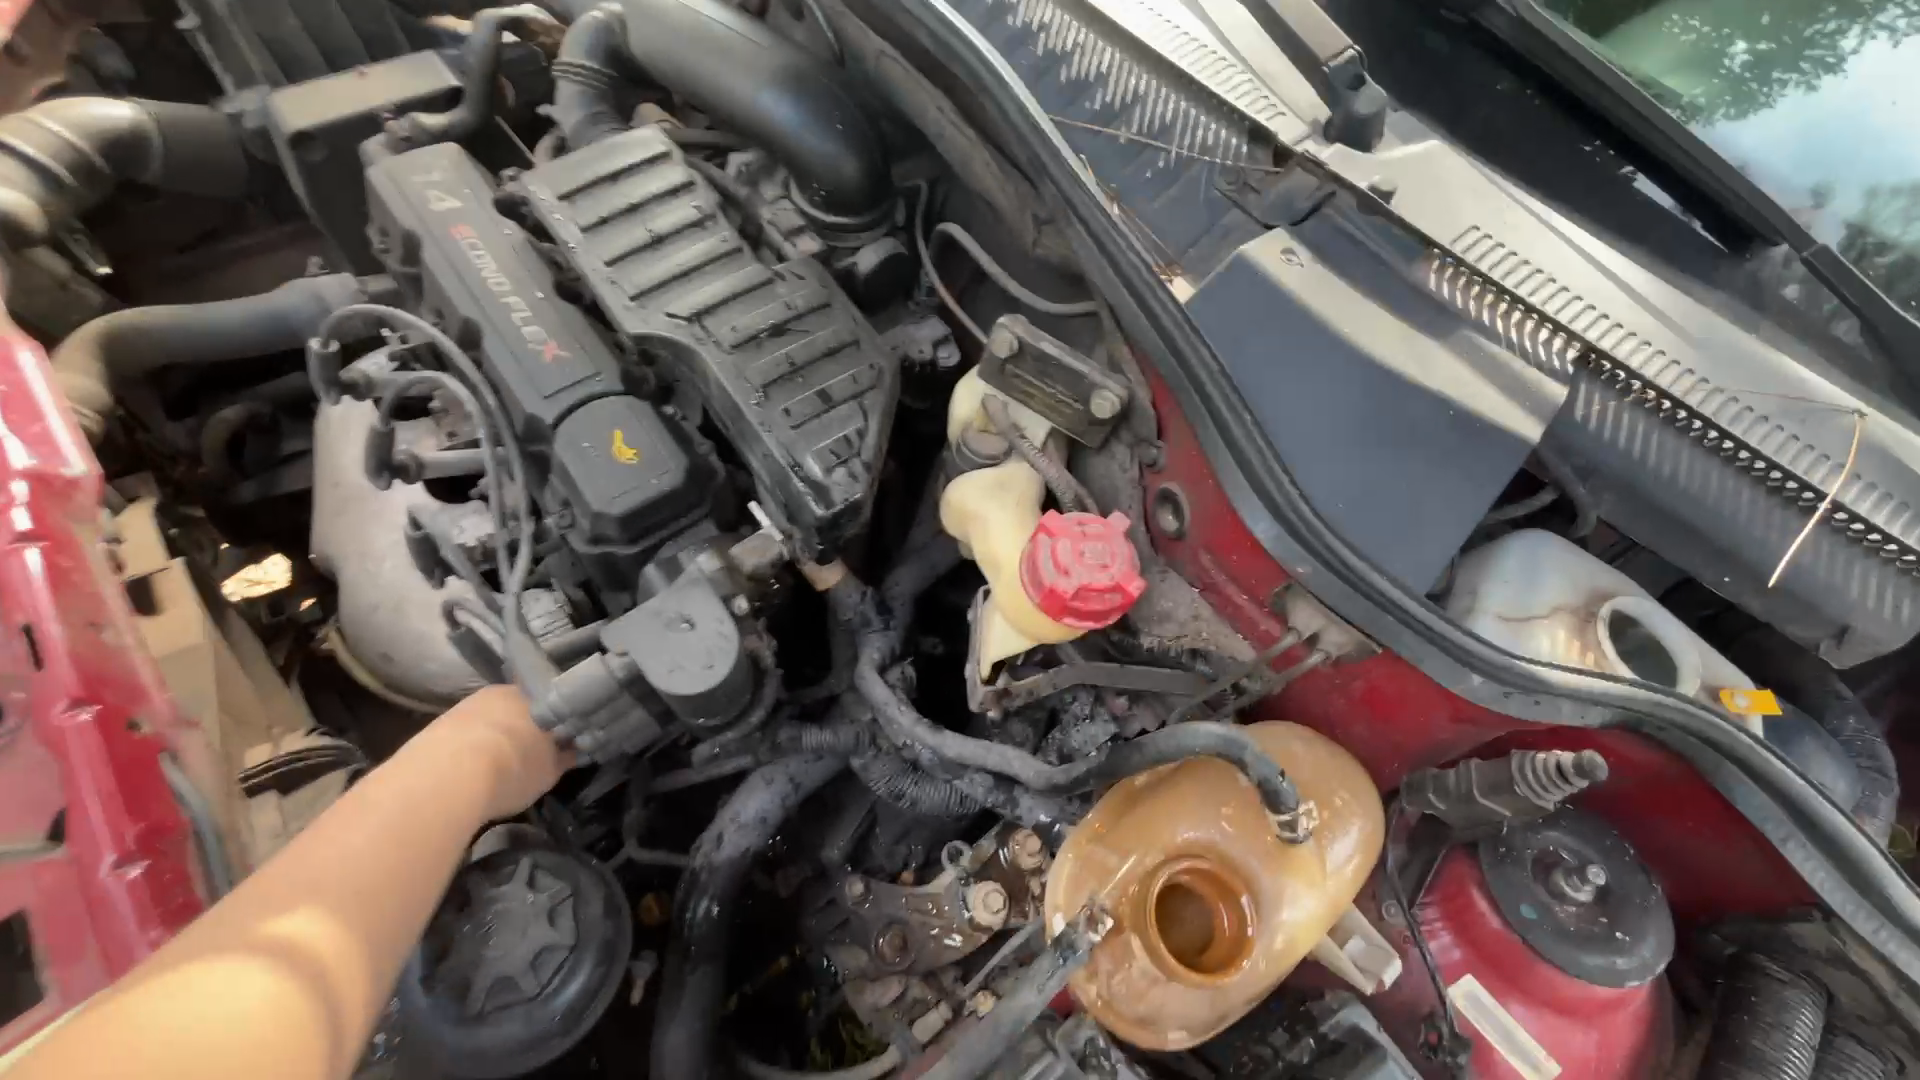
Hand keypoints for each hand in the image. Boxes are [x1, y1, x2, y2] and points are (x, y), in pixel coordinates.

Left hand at [424, 685, 573, 819]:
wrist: (445, 778)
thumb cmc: (512, 769)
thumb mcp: (548, 772)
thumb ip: (563, 758)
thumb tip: (575, 751)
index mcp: (539, 696)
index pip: (557, 706)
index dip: (561, 724)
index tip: (564, 741)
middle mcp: (505, 691)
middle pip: (522, 708)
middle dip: (528, 726)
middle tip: (532, 751)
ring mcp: (470, 704)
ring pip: (492, 718)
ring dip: (498, 734)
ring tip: (500, 761)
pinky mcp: (440, 722)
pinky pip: (467, 731)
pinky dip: (472, 745)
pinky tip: (473, 766)